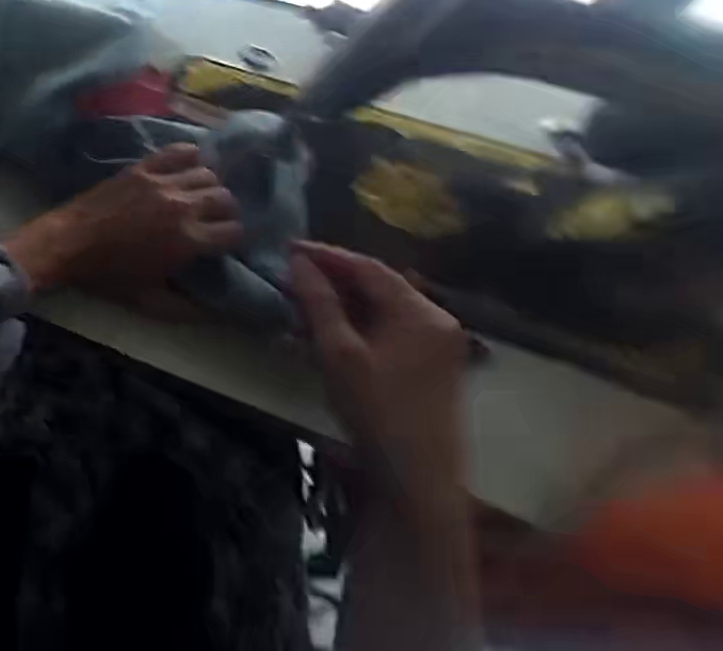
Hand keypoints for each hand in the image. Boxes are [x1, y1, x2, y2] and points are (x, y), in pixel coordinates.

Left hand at [1, 144, 242, 293]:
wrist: (69, 243)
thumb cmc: (108, 274)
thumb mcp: (149, 300)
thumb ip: (186, 308)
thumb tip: (217, 312)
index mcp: (188, 240)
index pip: (234, 231)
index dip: (233, 237)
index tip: (223, 240)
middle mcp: (181, 207)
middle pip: (225, 198)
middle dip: (225, 210)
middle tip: (212, 218)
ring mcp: (160, 183)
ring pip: (207, 173)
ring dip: (208, 185)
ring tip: (198, 195)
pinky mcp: (140, 169)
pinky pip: (176, 152)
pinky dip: (189, 155)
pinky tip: (187, 166)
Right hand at [287, 241, 469, 499]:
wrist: (416, 475)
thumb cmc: (376, 407)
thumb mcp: (337, 350)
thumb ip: (318, 300)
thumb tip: (299, 261)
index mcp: (420, 313)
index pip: (367, 268)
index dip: (325, 254)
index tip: (287, 247)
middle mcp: (434, 321)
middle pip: (375, 284)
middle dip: (330, 277)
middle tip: (288, 273)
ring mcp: (433, 343)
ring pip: (376, 306)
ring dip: (336, 301)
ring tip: (297, 301)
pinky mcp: (425, 362)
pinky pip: (383, 327)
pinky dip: (350, 322)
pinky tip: (320, 330)